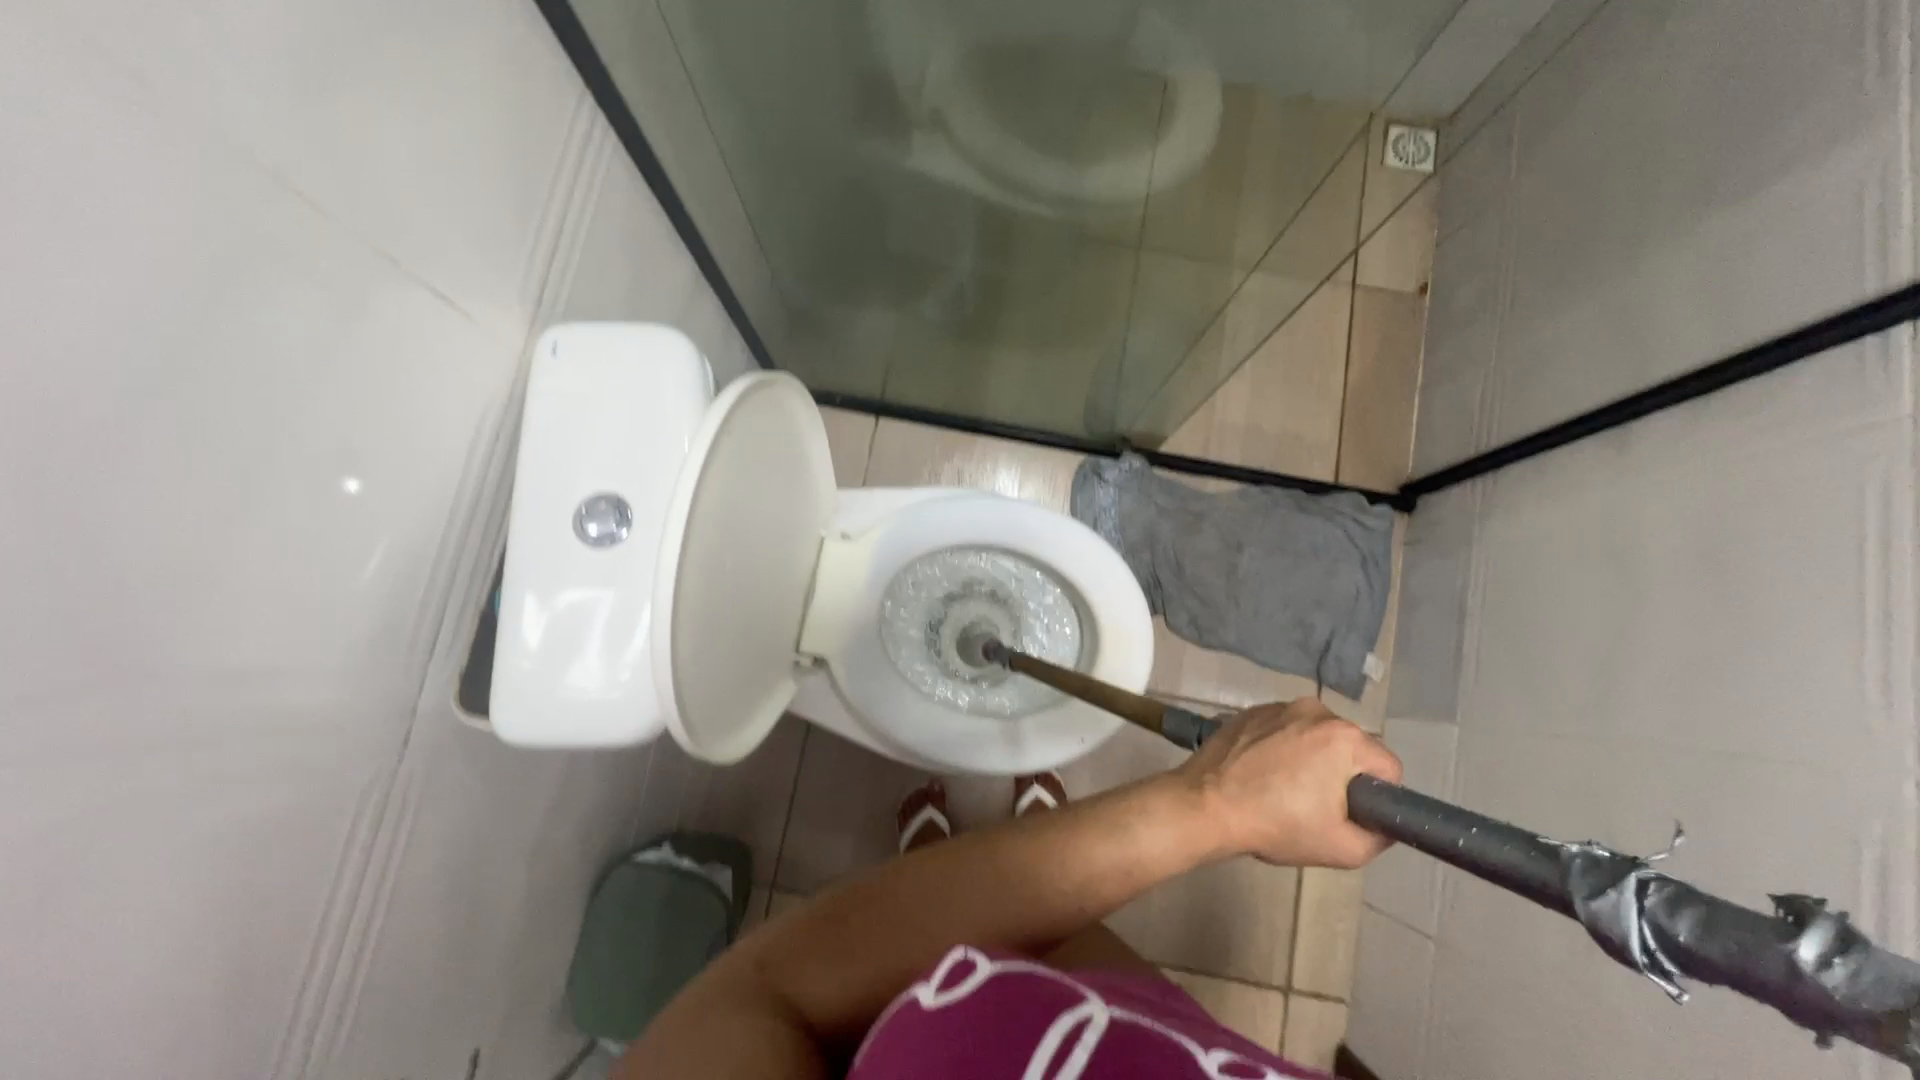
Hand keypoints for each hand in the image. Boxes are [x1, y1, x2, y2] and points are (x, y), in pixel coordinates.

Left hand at [1174, 698, 1402, 868]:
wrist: (1205, 805)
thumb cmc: (1276, 824)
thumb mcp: (1343, 848)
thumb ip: (1379, 836)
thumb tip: (1382, 822)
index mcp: (1344, 737)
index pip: (1387, 768)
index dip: (1376, 797)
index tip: (1348, 814)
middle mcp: (1315, 710)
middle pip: (1350, 748)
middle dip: (1341, 776)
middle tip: (1313, 806)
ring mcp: (1279, 706)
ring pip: (1315, 737)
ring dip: (1310, 759)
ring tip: (1283, 789)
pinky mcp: (1250, 711)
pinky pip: (1283, 730)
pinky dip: (1280, 748)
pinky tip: (1261, 773)